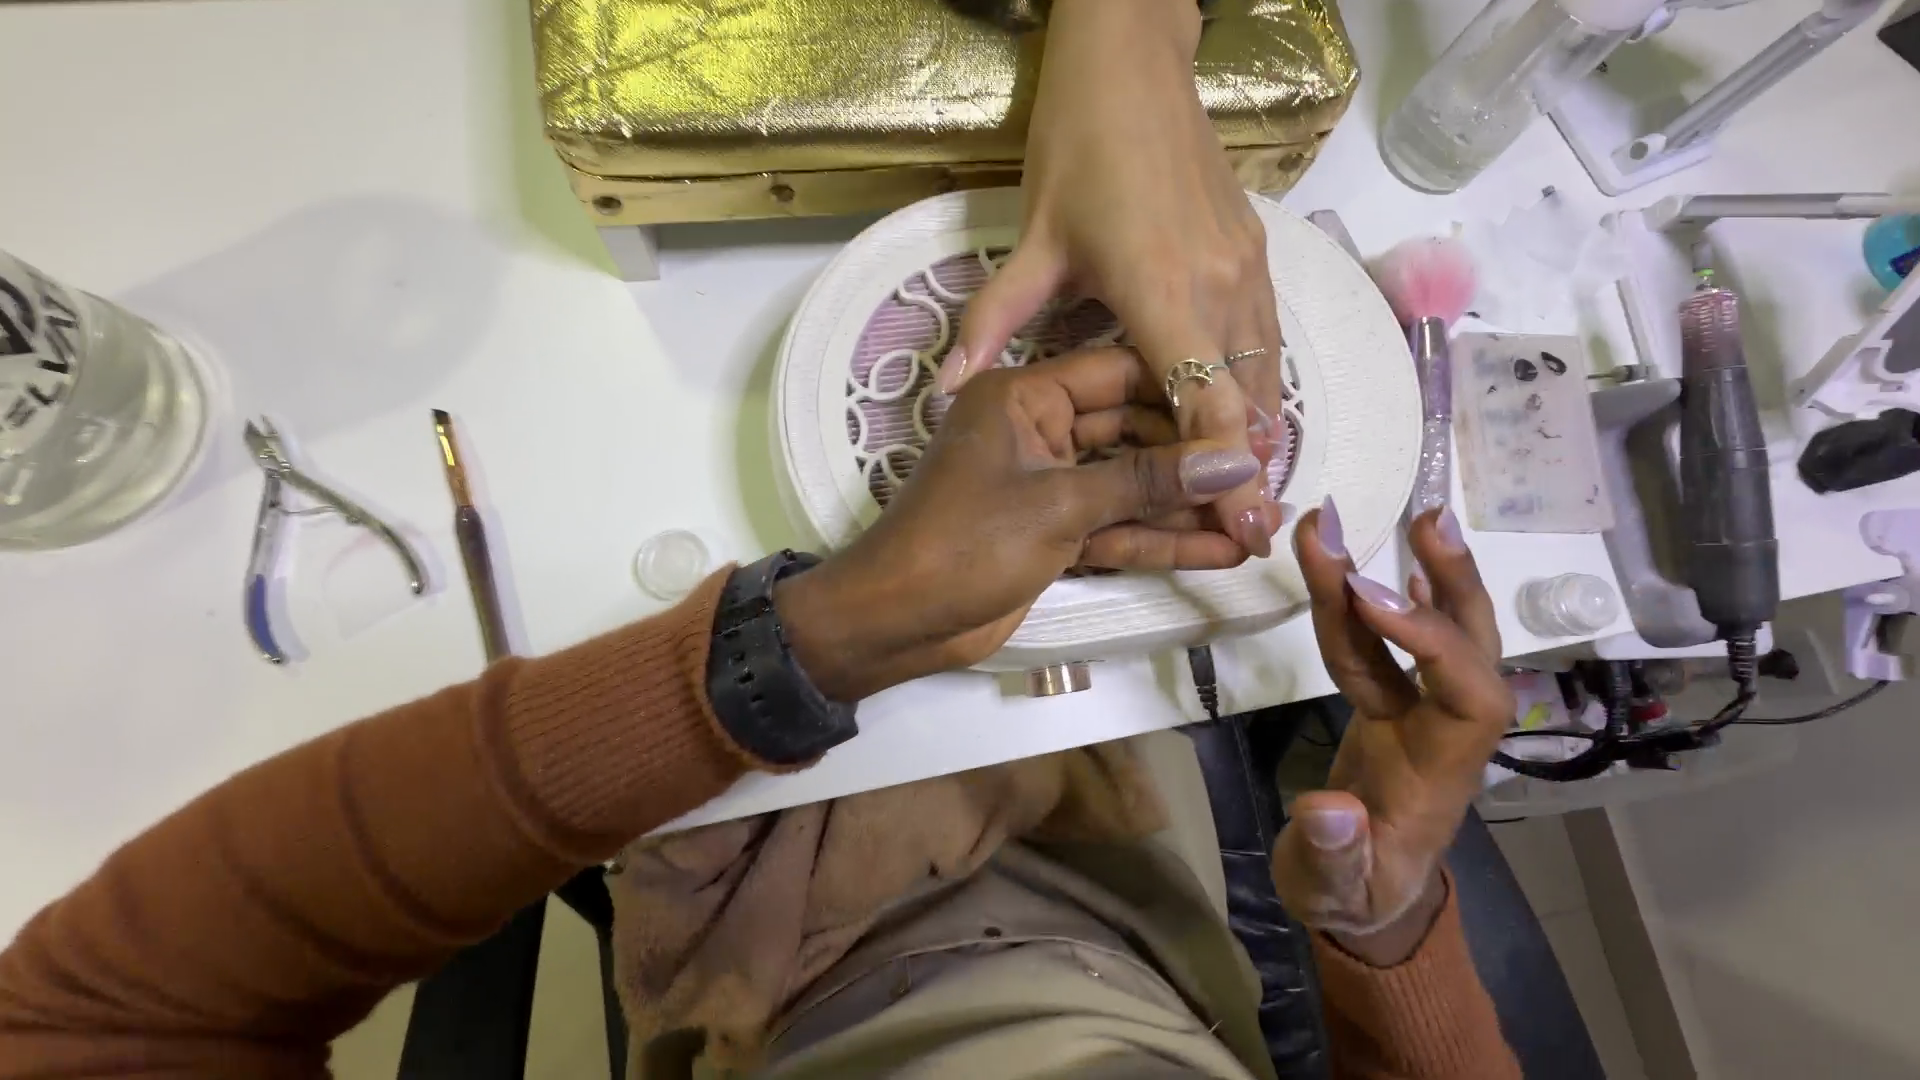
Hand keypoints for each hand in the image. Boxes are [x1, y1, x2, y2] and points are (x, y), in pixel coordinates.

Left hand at [777, 347, 1277, 701]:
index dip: (1188, 396)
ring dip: (1185, 509)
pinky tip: (1218, 553)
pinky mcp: (1054, 533)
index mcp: (1025, 396)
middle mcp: (1040, 431)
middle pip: (1134, 435)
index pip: (1123, 376)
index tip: (1249, 417)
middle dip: (1195, 464)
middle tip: (1262, 485)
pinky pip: (1114, 527)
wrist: (898, 620)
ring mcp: (1049, 485)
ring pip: (1129, 487)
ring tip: (1255, 526)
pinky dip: (1157, 541)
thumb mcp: (1058, 505)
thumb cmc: (965, 542)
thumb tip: (1233, 464)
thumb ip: (1145, 482)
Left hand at [938, 0, 1284, 559]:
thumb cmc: (1078, 152)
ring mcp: (1247, 270)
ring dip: (1258, 434)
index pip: (1205, 401)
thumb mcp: (1029, 245)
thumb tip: (945, 388)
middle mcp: (1219, 289)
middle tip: (1249, 535)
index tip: (1243, 525)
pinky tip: (1245, 423)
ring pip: (1265, 373)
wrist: (1135, 66)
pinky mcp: (1257, 255)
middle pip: (1246, 401)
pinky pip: (1267, 340)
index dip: (1225, 469)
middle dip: (1249, 472)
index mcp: (1161, 294)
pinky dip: (1258, 389)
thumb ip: (992, 322)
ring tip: (1250, 494)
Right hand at [1269, 501, 1515, 965]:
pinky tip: (1396, 567)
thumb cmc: (1349, 898)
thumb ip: (1332, 857)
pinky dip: (1393, 604)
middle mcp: (1441, 735)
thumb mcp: (1329, 892)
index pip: (1464, 696)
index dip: (1426, 638)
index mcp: (1437, 775)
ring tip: (1417, 515)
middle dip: (1452, 586)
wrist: (1360, 897)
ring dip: (1422, 575)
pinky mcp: (1390, 710)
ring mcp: (1417, 719)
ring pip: (1433, 640)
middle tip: (1427, 519)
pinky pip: (1392, 649)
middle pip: (1471, 652)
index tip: (1365, 589)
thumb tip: (1330, 806)